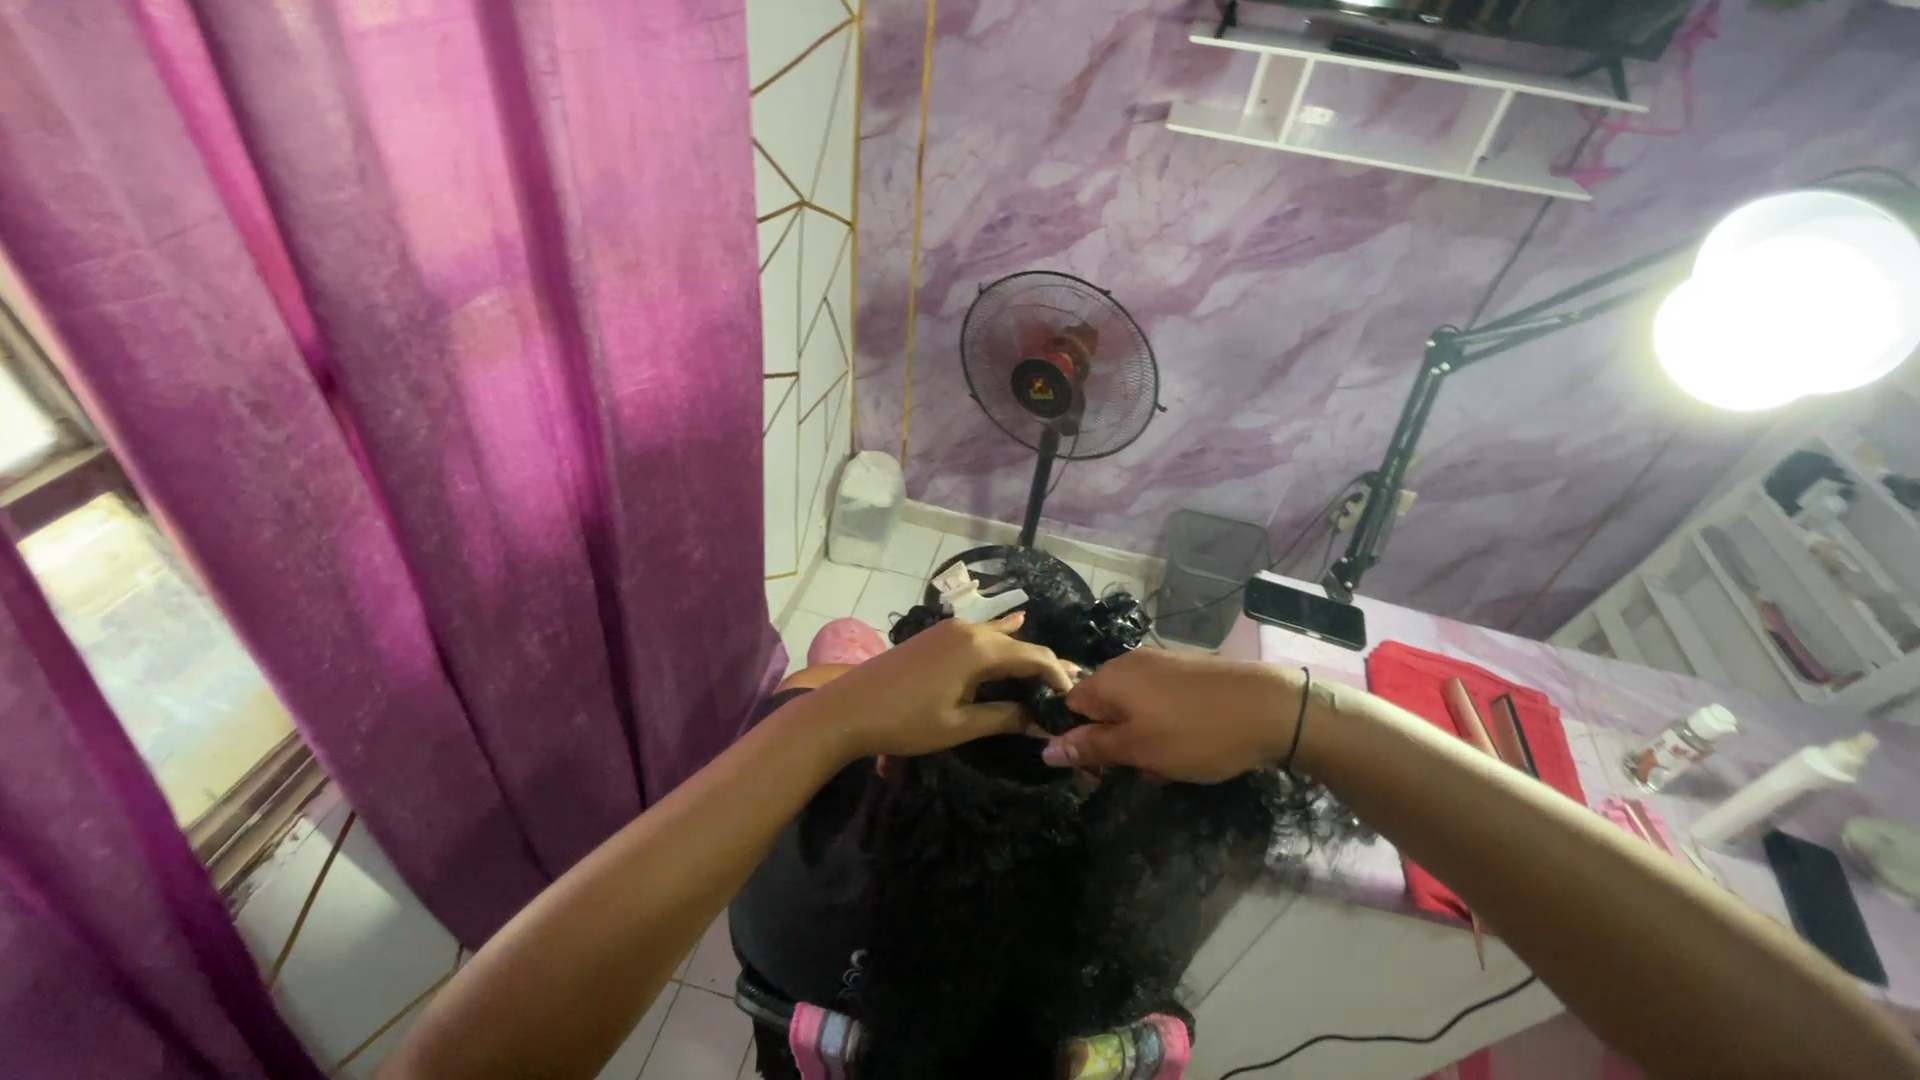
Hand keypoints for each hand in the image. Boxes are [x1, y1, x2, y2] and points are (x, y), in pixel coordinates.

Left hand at [800, 613, 1073, 761]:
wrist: (847, 709)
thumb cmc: (905, 722)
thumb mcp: (959, 725)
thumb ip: (1004, 717)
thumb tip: (1040, 721)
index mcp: (979, 648)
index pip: (1034, 656)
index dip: (1058, 675)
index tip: (1074, 698)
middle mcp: (969, 629)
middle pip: (1018, 644)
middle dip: (1043, 666)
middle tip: (1066, 692)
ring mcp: (949, 628)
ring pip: (999, 638)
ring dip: (1022, 656)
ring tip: (1048, 675)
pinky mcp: (935, 635)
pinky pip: (979, 634)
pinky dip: (1000, 640)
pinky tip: (1016, 625)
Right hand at [1042, 649, 1300, 782]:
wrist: (1272, 707)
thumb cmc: (1197, 732)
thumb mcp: (1139, 749)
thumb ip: (1091, 748)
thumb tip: (1046, 749)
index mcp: (1109, 679)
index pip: (1070, 708)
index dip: (1080, 741)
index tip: (1100, 771)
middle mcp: (1129, 664)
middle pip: (1103, 708)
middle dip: (1117, 743)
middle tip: (1143, 770)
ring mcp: (1161, 665)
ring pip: (1134, 710)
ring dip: (1144, 740)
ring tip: (1172, 763)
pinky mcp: (1188, 671)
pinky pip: (1160, 703)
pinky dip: (1167, 726)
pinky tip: (1191, 746)